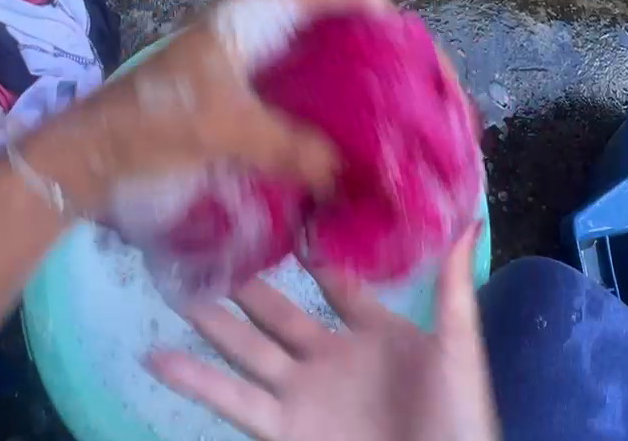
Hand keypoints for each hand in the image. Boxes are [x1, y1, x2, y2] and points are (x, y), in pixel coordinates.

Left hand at [19, 0, 391, 213]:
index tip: (404, 68)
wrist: (92, 152)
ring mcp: (262, 53)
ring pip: (330, 55)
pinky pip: (310, 86)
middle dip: (380, 55)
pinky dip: (332, 106)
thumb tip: (351, 175)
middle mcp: (270, 21)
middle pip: (347, 19)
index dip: (385, 16)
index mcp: (264, 8)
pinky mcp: (254, 85)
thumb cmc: (154, 121)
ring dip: (358, 85)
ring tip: (387, 125)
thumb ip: (292, 147)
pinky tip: (346, 141)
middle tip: (407, 103)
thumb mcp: (226, 129)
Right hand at [148, 231, 499, 440]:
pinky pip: (234, 401)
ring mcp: (304, 394)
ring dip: (211, 321)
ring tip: (175, 286)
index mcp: (374, 330)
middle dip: (246, 280)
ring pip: (247, 348)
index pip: (334, 278)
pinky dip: (195, 380)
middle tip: (210, 241)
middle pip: (278, 310)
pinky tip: (159, 355)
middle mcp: (330, 356)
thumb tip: (468, 215)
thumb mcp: (459, 346)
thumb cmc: (457, 419)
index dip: (309, 248)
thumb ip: (453, 285)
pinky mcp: (284, 430)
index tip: (281, 209)